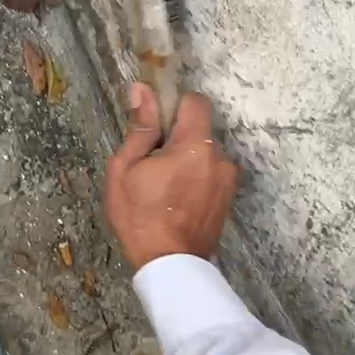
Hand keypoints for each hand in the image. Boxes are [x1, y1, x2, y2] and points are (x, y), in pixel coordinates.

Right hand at [103, 84, 238, 270]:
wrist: (169, 264)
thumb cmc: (140, 216)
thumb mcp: (126, 169)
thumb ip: (140, 128)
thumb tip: (142, 90)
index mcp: (195, 144)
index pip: (195, 101)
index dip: (173, 105)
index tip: (154, 125)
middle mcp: (219, 156)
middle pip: (197, 130)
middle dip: (175, 139)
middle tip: (150, 165)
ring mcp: (227, 178)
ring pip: (203, 154)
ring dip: (185, 161)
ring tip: (162, 187)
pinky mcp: (228, 196)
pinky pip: (209, 173)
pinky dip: (194, 178)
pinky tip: (175, 199)